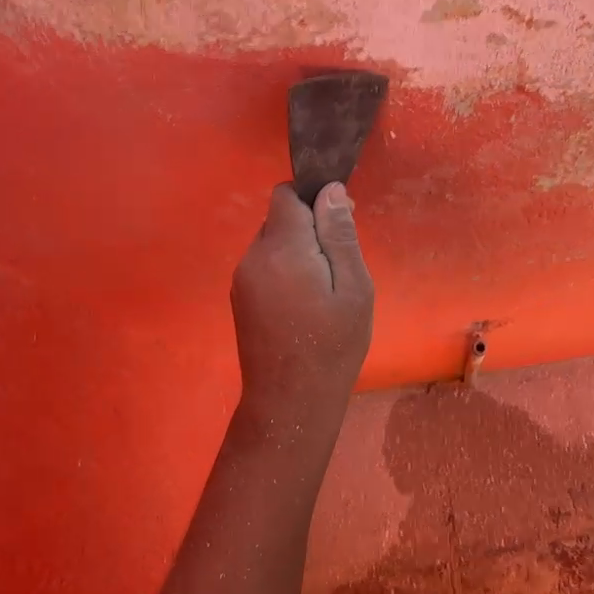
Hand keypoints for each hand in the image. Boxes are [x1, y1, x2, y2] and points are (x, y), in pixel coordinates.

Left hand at [230, 182, 374, 423]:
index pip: (286, 194)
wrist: (290, 402)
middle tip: (340, 259)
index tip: (340, 220)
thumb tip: (330, 190)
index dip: (313, 197)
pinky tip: (305, 300)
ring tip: (324, 285)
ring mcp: (242, 279)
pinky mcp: (240, 298)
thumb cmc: (332, 345)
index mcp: (282, 249)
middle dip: (309, 225)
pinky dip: (285, 268)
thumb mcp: (353, 287)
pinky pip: (264, 264)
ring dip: (297, 248)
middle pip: (279, 216)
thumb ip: (339, 234)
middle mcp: (254, 256)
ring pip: (272, 240)